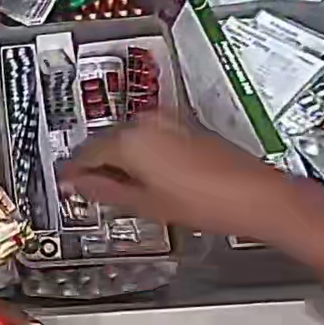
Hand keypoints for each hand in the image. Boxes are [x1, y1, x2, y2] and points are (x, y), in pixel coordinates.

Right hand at [57, 116, 319, 245]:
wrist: (257, 196)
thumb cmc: (201, 202)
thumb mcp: (142, 203)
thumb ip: (101, 190)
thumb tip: (74, 184)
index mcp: (128, 140)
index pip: (85, 154)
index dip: (73, 172)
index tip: (66, 184)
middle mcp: (145, 123)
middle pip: (104, 142)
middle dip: (94, 164)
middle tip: (88, 188)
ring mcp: (167, 121)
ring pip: (126, 138)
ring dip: (117, 159)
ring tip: (117, 186)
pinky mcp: (184, 125)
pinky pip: (147, 136)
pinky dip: (138, 153)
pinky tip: (143, 176)